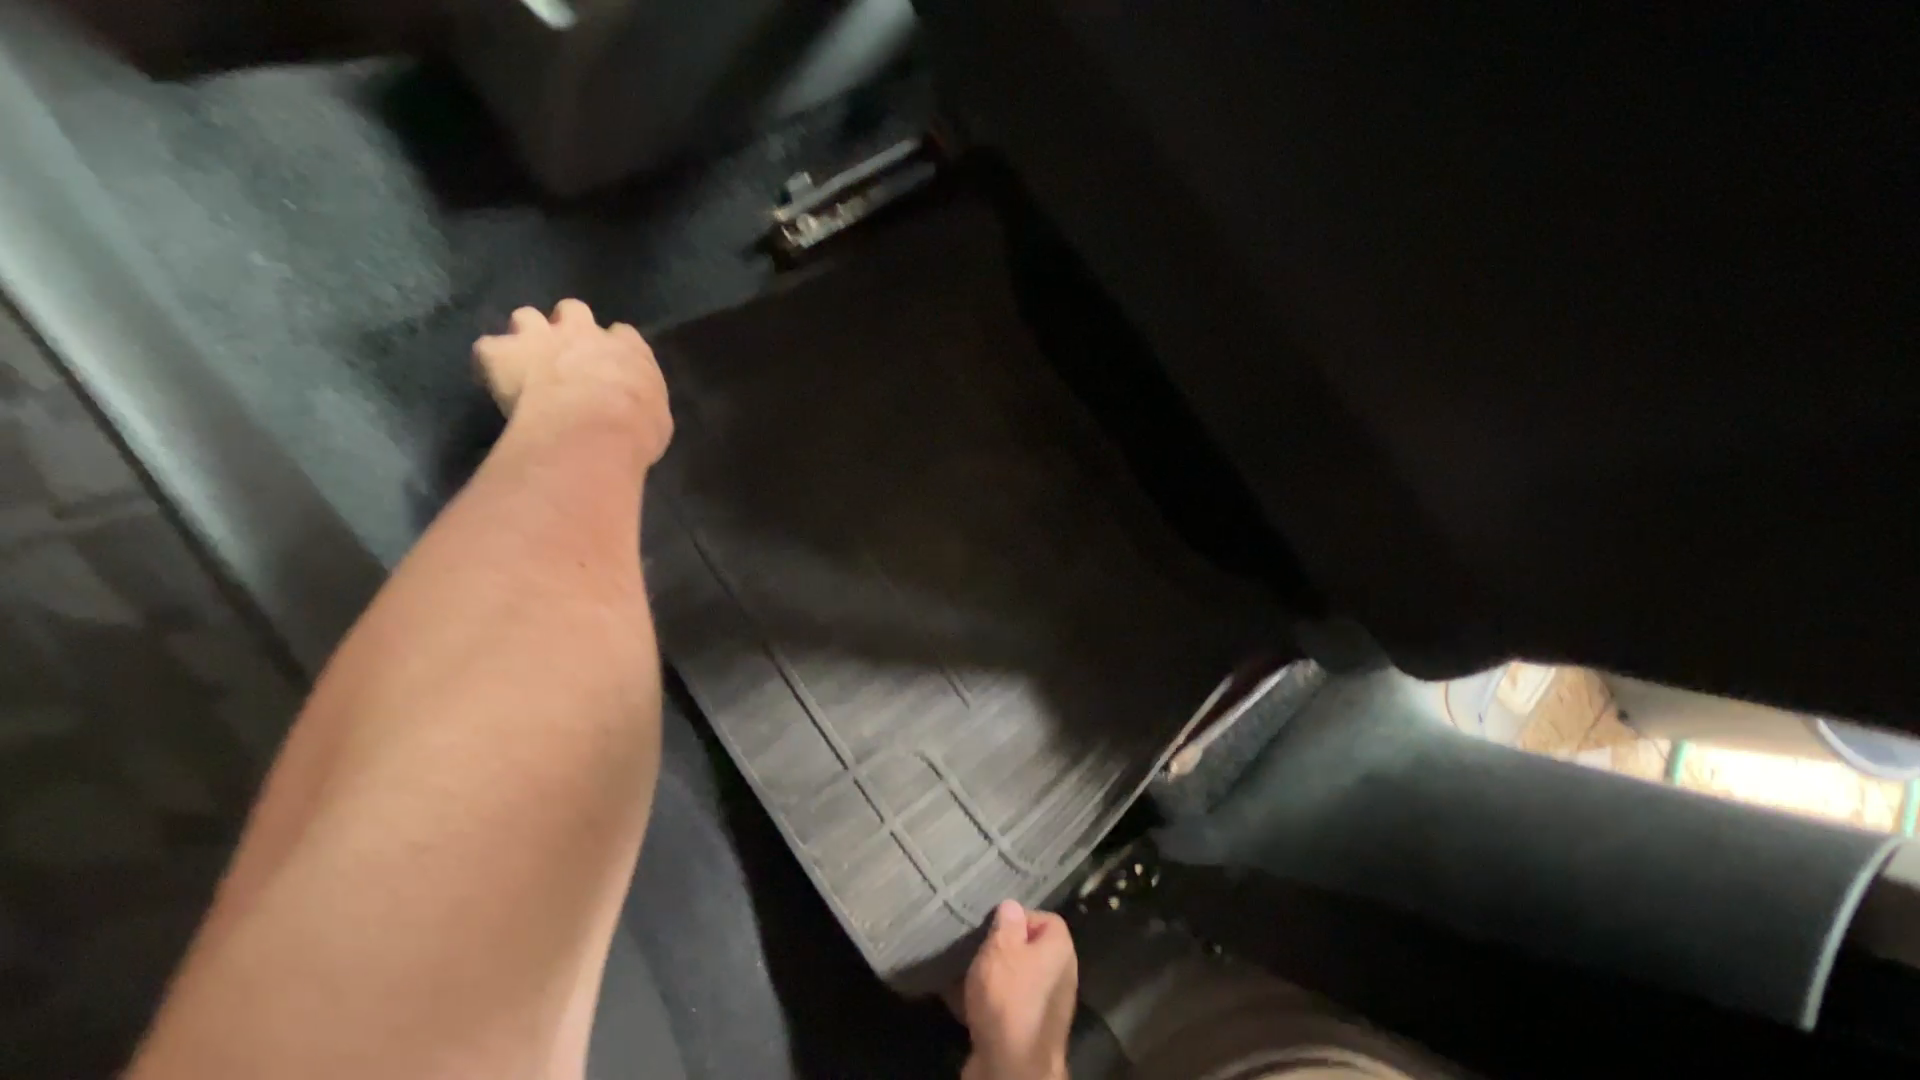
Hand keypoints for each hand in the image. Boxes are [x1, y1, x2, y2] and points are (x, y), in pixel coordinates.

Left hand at [473, 299, 673, 466]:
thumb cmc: (635, 430)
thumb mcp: (656, 418)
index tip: (609, 365)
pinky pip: (487, 349)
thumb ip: (642, 402)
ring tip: (523, 362)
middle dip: (566, 327)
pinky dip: (489, 364)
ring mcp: (540, 337)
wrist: (592, 431)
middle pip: (573, 311)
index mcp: (627, 349)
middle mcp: (584, 332)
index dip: (612, 347)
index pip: (622, 335)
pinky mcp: (502, 354)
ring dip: (524, 336)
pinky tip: (492, 381)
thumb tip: (635, 410)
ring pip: (525, 317)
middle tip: (564, 355)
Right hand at [961, 901, 1077, 1079]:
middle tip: (975, 946)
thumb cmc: (1009, 997)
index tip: (994, 925)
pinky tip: (961, 998)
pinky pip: (1005, 1004)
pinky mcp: (1027, 1029)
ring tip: (963, 969)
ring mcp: (1044, 1005)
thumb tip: (1012, 906)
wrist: (1012, 1066)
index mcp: (1060, 950)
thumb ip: (1007, 923)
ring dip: (990, 974)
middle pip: (1028, 949)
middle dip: (1000, 947)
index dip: (1020, 917)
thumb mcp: (1002, 948)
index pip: (1046, 919)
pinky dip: (986, 1000)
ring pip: (1014, 977)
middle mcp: (1059, 975)